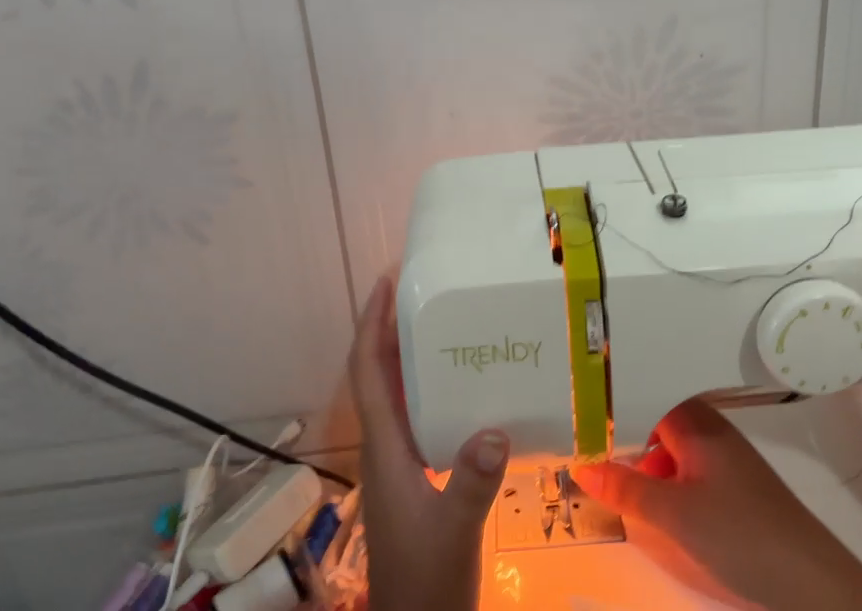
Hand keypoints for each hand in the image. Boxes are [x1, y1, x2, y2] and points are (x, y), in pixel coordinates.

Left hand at [348, 277, 509, 610]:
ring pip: (397, 396)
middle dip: (391, 328)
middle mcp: (385, 448)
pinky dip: (431, 390)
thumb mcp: (454, 533)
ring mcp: (398, 465)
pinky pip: (418, 418)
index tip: (386, 282)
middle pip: (378, 375)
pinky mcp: (415, 479)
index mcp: (384, 449)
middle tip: (423, 290)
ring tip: (445, 323)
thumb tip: (495, 429)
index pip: (367, 373)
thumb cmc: (427, 580)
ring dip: (409, 356)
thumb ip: (471, 484)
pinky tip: (466, 389)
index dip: (371, 325)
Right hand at [573, 401, 861, 610]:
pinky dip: (665, 481)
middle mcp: (712, 431)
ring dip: (643, 462)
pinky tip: (654, 506)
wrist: (809, 581)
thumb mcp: (671, 514)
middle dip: (623, 435)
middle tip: (585, 450)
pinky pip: (687, 470)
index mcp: (697, 423)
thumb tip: (581, 464)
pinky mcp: (734, 487)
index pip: (646, 395)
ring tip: (613, 482)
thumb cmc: (737, 533)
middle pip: (656, 420)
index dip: (612, 404)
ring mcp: (725, 458)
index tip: (577, 413)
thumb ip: (624, 488)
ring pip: (671, 448)